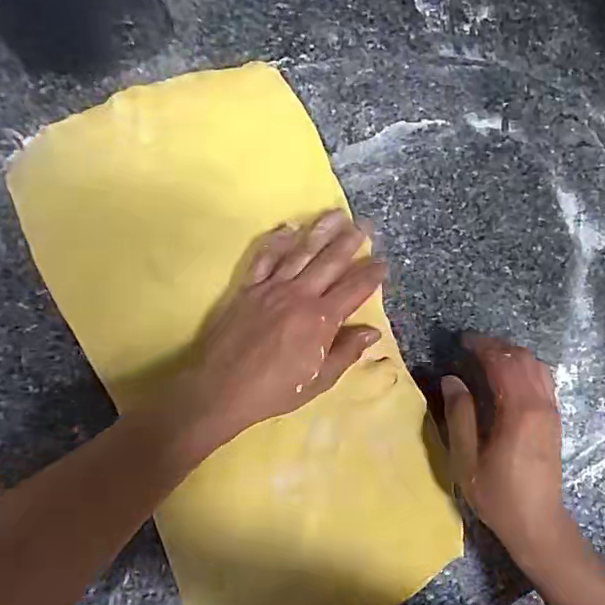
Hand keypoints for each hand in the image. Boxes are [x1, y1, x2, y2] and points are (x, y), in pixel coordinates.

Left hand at [166, 210, 388, 449]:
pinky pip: (265, 258)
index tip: (383, 263)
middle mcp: (299, 296)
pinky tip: (288, 228)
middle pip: (330, 262)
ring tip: (337, 214)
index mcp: (320, 319)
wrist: (221, 388)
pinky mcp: (247, 288)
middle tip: (366, 225)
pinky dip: (277, 241)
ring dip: (320, 231)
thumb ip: (346, 352)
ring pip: (301, 252)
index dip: (371, 275)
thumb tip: (372, 331)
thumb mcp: (319, 380)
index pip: (353, 289)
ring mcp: (271, 288)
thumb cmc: (275, 390)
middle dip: (351, 242)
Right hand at [440, 335, 585, 571]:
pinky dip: (525, 368)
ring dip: (513, 355)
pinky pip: (543, 380)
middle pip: (523, 358)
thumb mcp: (467, 459)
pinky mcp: (555, 420)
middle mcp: (540, 405)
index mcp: (519, 411)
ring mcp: (552, 411)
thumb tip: (452, 380)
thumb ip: (459, 415)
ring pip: (537, 366)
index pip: (503, 363)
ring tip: (487, 357)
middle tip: (471, 346)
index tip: (461, 341)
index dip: (482, 347)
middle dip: (497, 346)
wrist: (538, 523)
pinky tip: (508, 377)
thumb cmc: (498, 495)